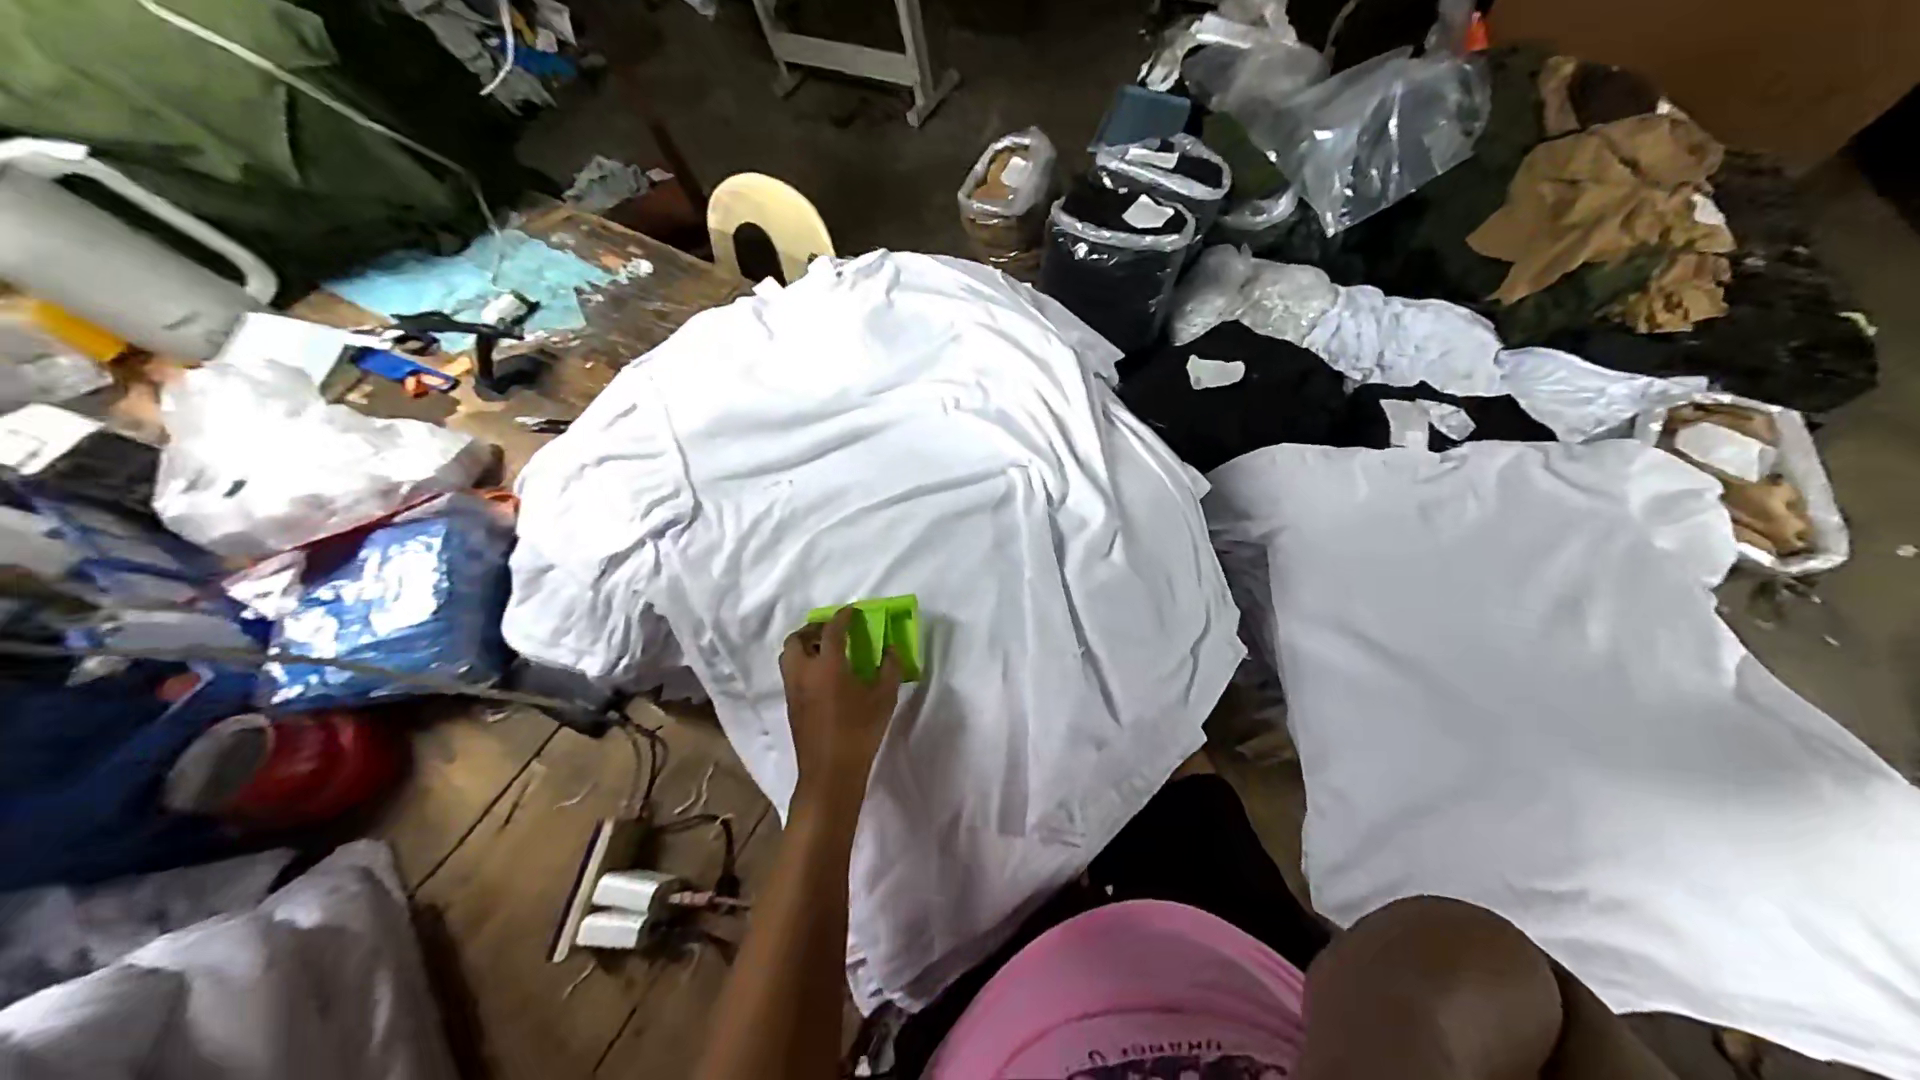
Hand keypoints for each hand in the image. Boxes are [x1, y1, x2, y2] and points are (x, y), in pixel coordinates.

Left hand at [780, 608, 901, 811]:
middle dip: (814, 629)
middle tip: (833, 630)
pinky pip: (791, 672)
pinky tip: (823, 676)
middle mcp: (804, 671)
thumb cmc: (860, 731)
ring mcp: (793, 689)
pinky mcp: (791, 705)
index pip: (832, 630)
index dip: (842, 616)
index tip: (852, 611)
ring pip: (789, 656)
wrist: (830, 772)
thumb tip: (891, 649)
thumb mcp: (884, 698)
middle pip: (798, 639)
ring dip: (804, 645)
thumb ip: (890, 668)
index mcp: (827, 665)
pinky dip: (803, 663)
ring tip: (826, 651)